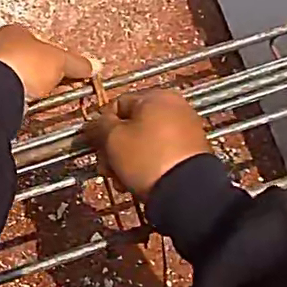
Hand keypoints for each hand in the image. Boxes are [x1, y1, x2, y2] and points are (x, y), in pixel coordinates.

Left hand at [0, 24, 93, 99]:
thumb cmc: (23, 64)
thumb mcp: (60, 60)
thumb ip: (77, 63)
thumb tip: (93, 65)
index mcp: (15, 31)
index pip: (43, 41)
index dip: (57, 55)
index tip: (69, 67)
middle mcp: (1, 48)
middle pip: (32, 60)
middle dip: (47, 72)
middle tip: (62, 82)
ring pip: (22, 78)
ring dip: (36, 87)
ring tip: (48, 96)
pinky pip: (15, 95)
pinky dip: (25, 99)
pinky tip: (33, 104)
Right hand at [85, 90, 210, 198]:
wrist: (187, 190)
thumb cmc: (146, 157)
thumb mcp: (114, 138)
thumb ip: (100, 125)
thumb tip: (94, 123)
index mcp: (156, 96)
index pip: (117, 105)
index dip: (101, 126)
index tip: (95, 146)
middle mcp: (175, 108)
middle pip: (131, 125)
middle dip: (114, 148)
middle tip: (106, 168)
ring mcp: (186, 130)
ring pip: (145, 142)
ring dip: (127, 160)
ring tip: (121, 181)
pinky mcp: (192, 152)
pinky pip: (161, 153)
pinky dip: (148, 166)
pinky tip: (138, 183)